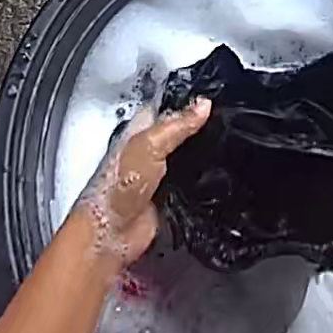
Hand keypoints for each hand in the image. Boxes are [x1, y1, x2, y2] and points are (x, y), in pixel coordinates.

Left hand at [71, 97, 210, 266]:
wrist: (112, 236)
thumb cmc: (116, 187)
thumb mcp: (151, 144)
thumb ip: (179, 124)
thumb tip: (204, 104)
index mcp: (141, 127)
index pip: (169, 104)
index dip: (190, 99)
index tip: (212, 96)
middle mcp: (150, 146)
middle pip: (182, 129)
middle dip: (199, 127)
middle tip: (220, 122)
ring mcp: (160, 171)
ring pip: (189, 154)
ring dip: (201, 154)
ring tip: (219, 146)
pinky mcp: (170, 194)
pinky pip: (192, 179)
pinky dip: (202, 178)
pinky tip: (213, 174)